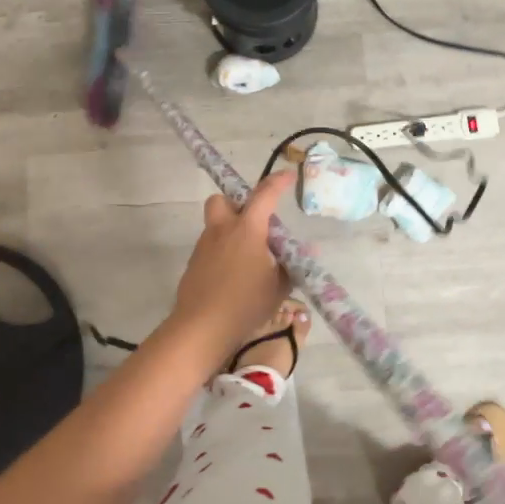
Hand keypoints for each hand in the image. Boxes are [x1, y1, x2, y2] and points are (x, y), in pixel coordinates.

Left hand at [168, 172, 295, 359]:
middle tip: (255, 223)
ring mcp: (204, 246)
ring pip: (216, 225)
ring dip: (231, 230)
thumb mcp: (279, 287)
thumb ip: (293, 265)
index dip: (278, 182)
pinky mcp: (194, 264)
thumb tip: (310, 250)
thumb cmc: (246, 304)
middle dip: (236, 204)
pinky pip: (210, 247)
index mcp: (247, 229)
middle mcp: (222, 230)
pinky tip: (234, 276)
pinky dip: (223, 252)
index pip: (264, 194)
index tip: (289, 175)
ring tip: (249, 258)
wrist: (201, 328)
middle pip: (222, 200)